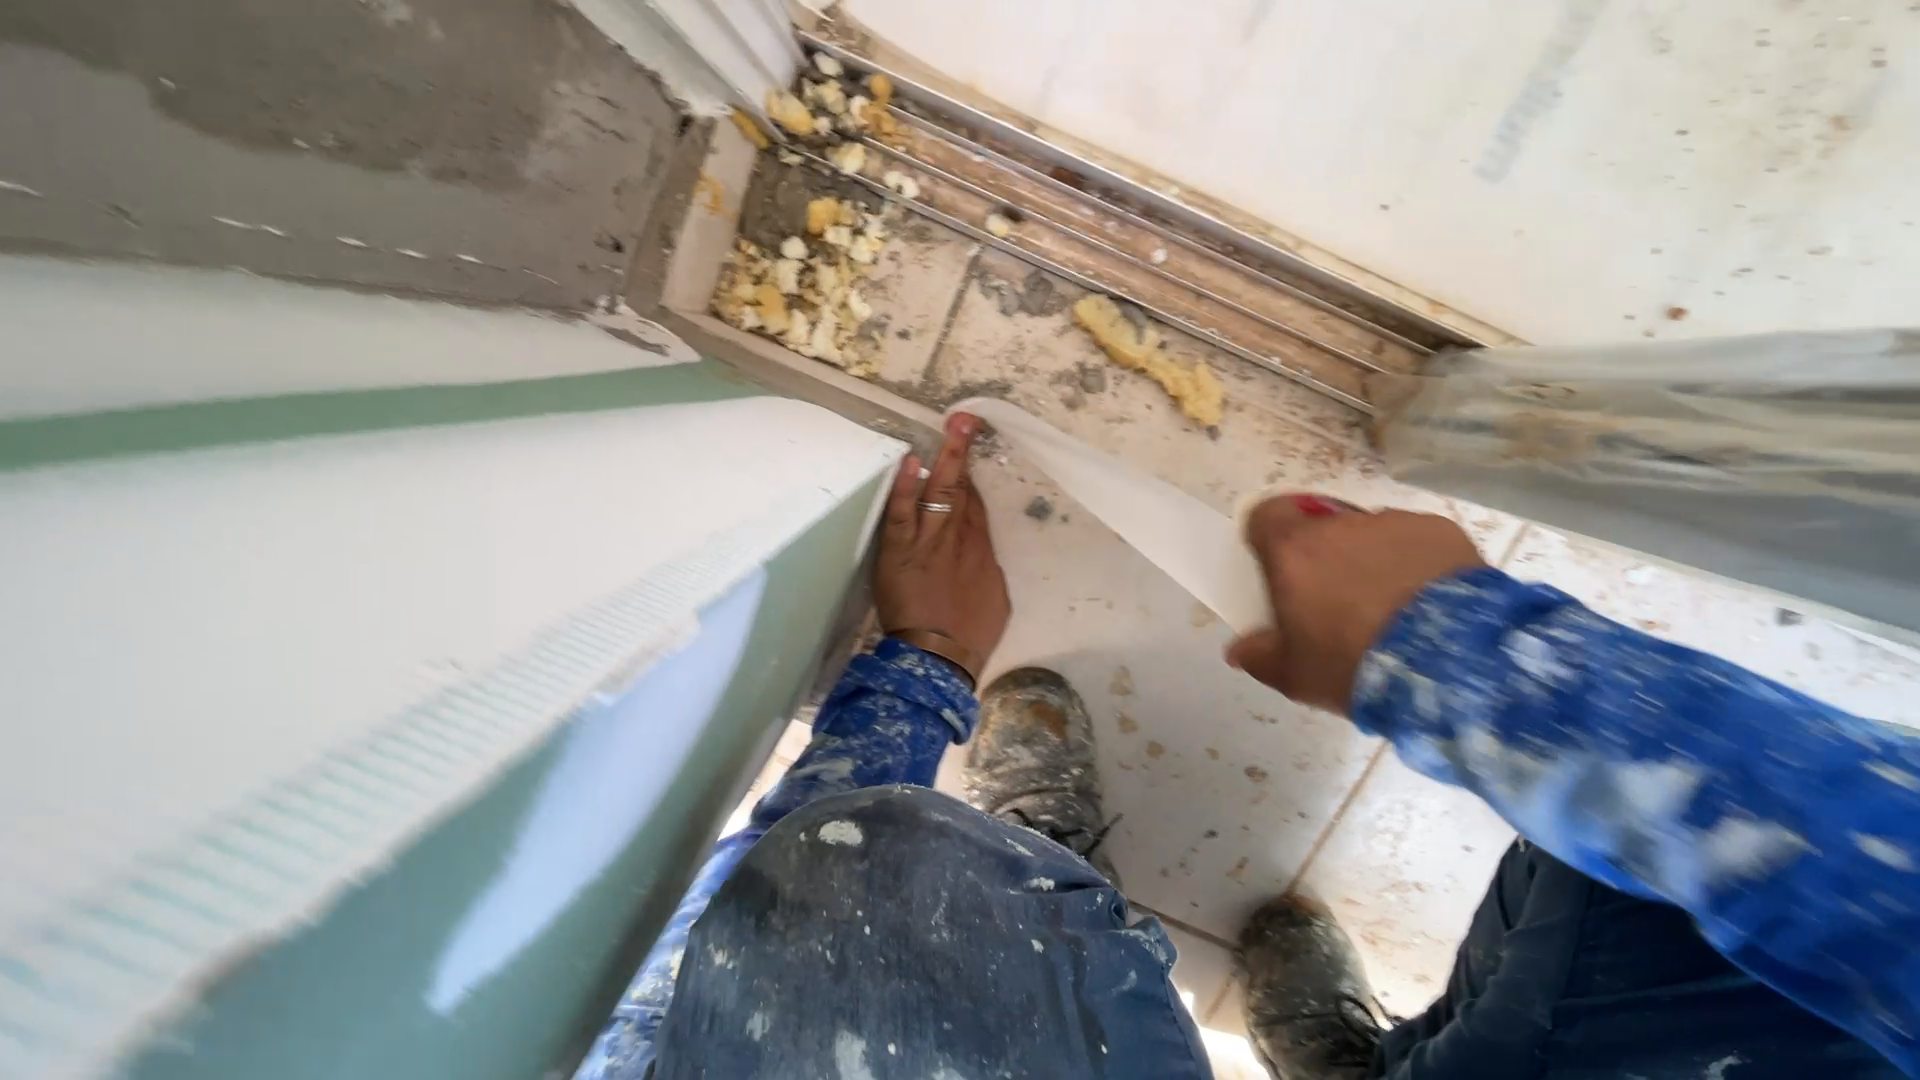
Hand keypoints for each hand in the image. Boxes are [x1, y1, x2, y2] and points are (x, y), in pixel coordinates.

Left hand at [875, 412, 1010, 672]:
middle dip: (962, 451)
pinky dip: (907, 488)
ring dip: (944, 457)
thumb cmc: (971, 634)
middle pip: (961, 488)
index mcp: (981, 549)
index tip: (967, 453)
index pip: (975, 505)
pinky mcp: (901, 551)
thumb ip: (987, 569)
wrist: (942, 656)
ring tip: (950, 426)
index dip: (971, 477)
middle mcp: (958, 538)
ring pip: (939, 491)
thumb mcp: (994, 598)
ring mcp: (929, 541)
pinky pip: (903, 514)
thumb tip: (983, 555)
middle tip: (965, 418)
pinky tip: (912, 462)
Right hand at [1226, 495, 1485, 713]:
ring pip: (1369, 533)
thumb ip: (1260, 657)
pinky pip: (1416, 542)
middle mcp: (1339, 525)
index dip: (1268, 536)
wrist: (1453, 665)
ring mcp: (1394, 523)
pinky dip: (1415, 563)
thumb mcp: (1295, 675)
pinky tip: (1428, 602)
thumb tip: (1238, 651)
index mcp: (1293, 550)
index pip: (1265, 514)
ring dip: (1370, 557)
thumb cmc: (1355, 665)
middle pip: (1320, 524)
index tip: (1277, 566)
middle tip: (1335, 596)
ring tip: (1391, 605)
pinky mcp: (1441, 531)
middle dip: (1322, 552)